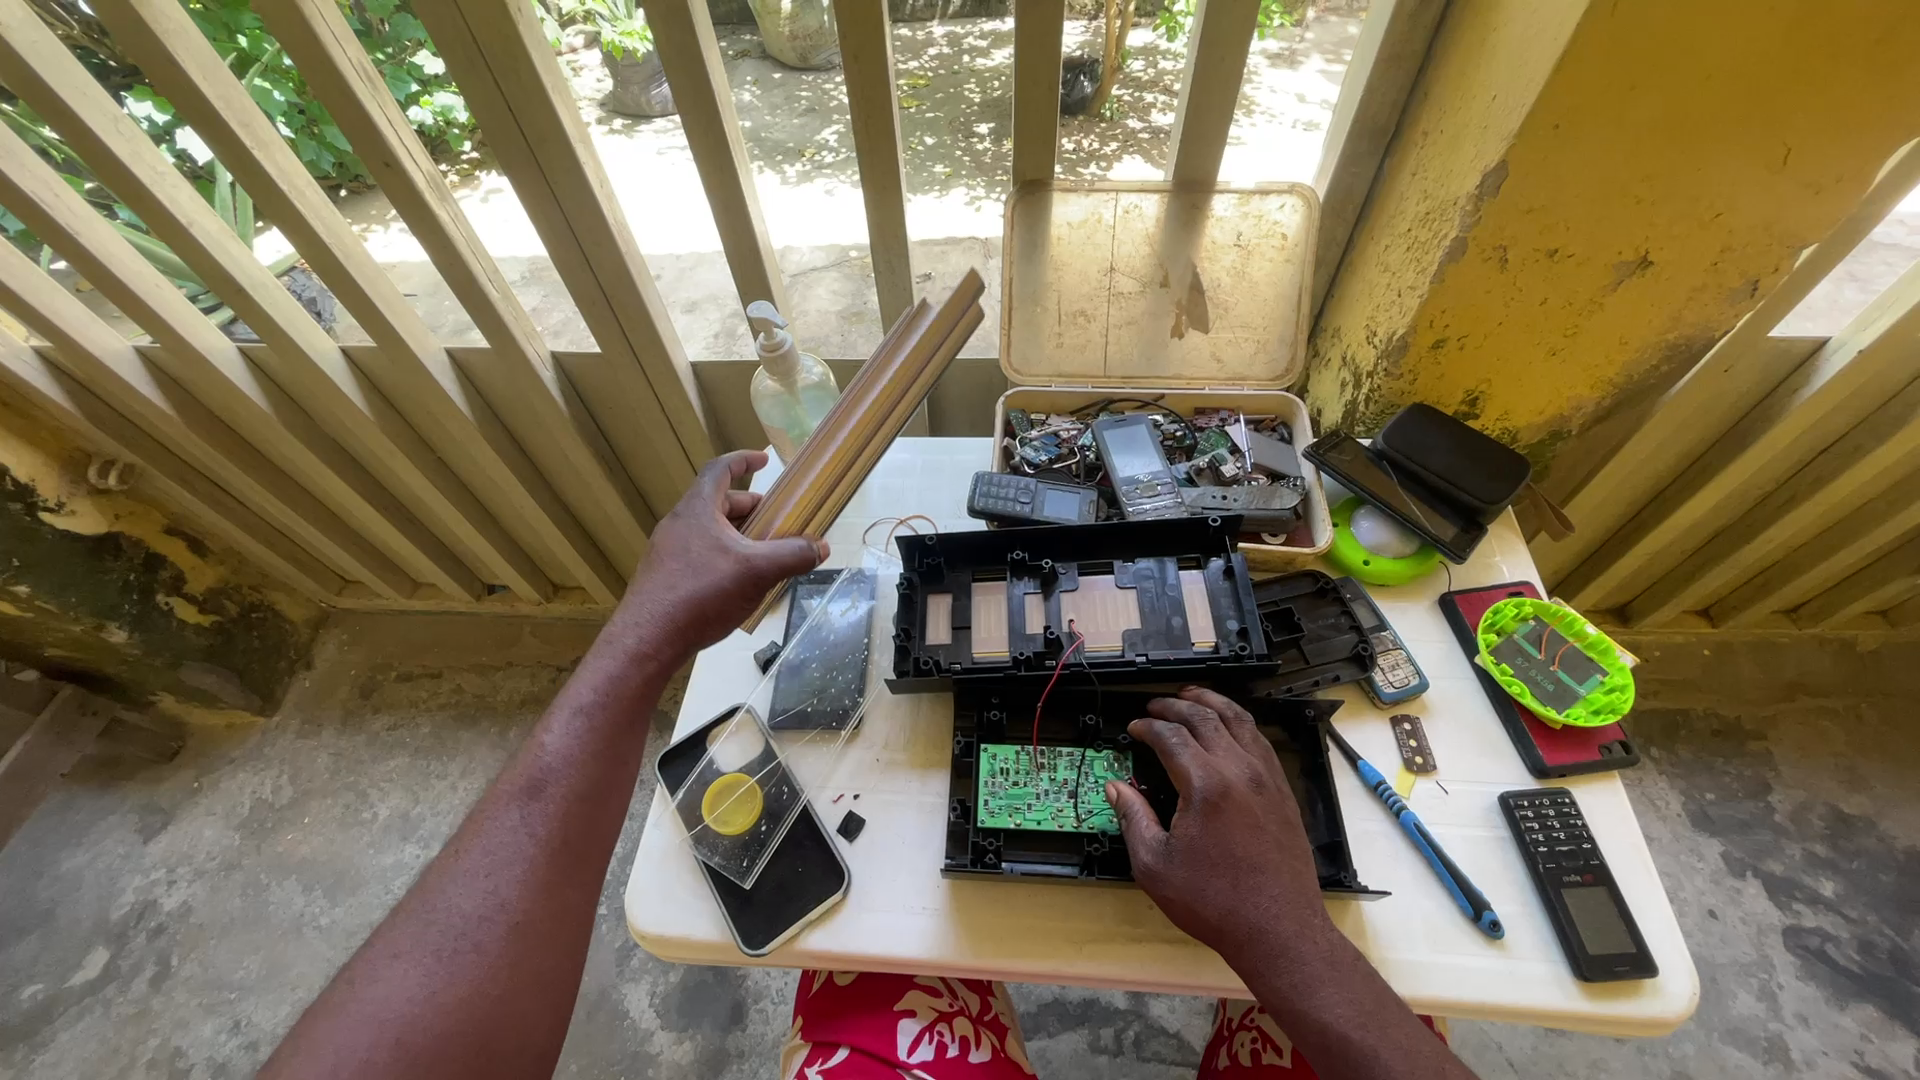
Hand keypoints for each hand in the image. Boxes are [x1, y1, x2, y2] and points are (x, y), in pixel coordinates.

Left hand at [618, 450, 827, 653]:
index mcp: (697, 510)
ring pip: (710, 533)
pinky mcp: (665, 578)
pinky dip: (725, 559)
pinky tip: (740, 585)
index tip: (764, 460)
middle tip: (777, 520)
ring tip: (764, 556)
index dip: (743, 461)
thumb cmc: (700, 593)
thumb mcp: (757, 572)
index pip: (719, 470)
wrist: (647, 640)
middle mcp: (679, 525)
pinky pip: (701, 556)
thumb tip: (822, 547)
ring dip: (739, 537)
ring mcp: (668, 552)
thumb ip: (793, 556)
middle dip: (751, 508)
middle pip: (718, 503)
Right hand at [1105, 688, 1331, 955]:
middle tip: (1154, 706)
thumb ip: (1132, 818)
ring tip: (1190, 695)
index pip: (1171, 736)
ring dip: (1210, 702)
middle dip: (1174, 705)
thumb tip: (1116, 787)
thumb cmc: (1214, 902)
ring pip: (1238, 720)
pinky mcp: (1282, 790)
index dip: (1147, 726)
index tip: (1133, 728)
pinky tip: (1228, 726)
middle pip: (1204, 717)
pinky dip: (1238, 722)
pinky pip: (1259, 739)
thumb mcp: (1155, 866)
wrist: (1279, 931)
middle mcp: (1239, 770)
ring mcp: (1266, 777)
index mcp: (1205, 784)